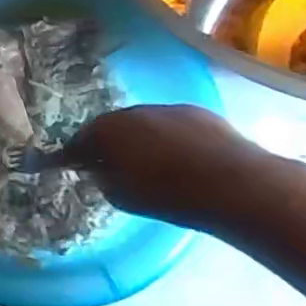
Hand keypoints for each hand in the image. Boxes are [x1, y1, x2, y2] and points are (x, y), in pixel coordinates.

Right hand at [65, 106, 281, 229]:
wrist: (233, 183)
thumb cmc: (170, 195)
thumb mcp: (124, 197)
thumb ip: (104, 180)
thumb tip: (97, 171)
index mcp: (108, 131)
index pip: (80, 140)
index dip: (74, 153)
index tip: (72, 165)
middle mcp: (131, 112)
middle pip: (111, 126)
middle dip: (109, 142)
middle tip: (112, 163)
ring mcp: (164, 107)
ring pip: (143, 122)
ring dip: (140, 137)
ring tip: (150, 161)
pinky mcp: (195, 111)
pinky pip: (171, 123)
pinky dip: (169, 135)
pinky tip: (181, 155)